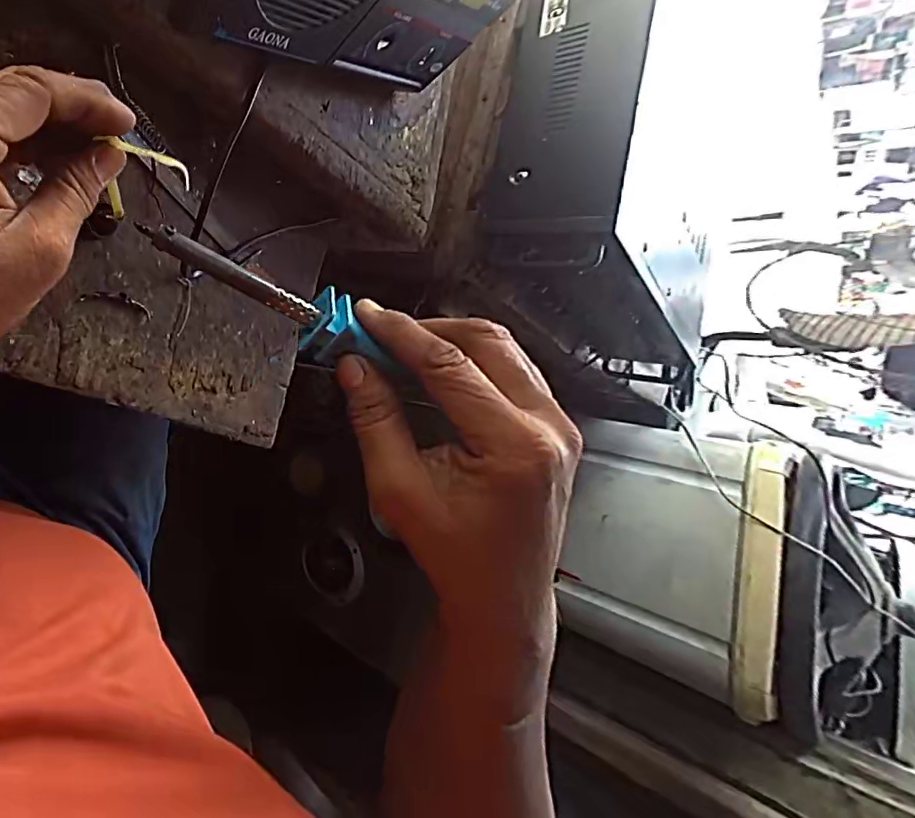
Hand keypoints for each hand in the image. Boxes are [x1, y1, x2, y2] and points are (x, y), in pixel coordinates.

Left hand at [0, 67, 132, 417]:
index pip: (31, 93)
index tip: (127, 123)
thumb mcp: (39, 248)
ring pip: (2, 105)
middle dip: (73, 105)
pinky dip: (27, 138)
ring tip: (99, 142)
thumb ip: (77, 188)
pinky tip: (63, 153)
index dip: (87, 102)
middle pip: (14, 89)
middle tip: (118, 127)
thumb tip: (111, 152)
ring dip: (53, 120)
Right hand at [335, 304, 581, 688]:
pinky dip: (469, 358)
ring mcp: (558, 426)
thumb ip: (375, 420)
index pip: (448, 364)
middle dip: (425, 328)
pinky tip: (436, 367)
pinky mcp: (553, 428)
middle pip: (484, 341)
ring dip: (448, 338)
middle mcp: (548, 428)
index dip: (399, 334)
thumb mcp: (399, 490)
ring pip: (502, 348)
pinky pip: (512, 368)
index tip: (367, 316)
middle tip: (379, 329)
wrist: (502, 597)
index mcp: (515, 446)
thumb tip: (356, 367)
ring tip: (402, 345)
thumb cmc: (458, 556)